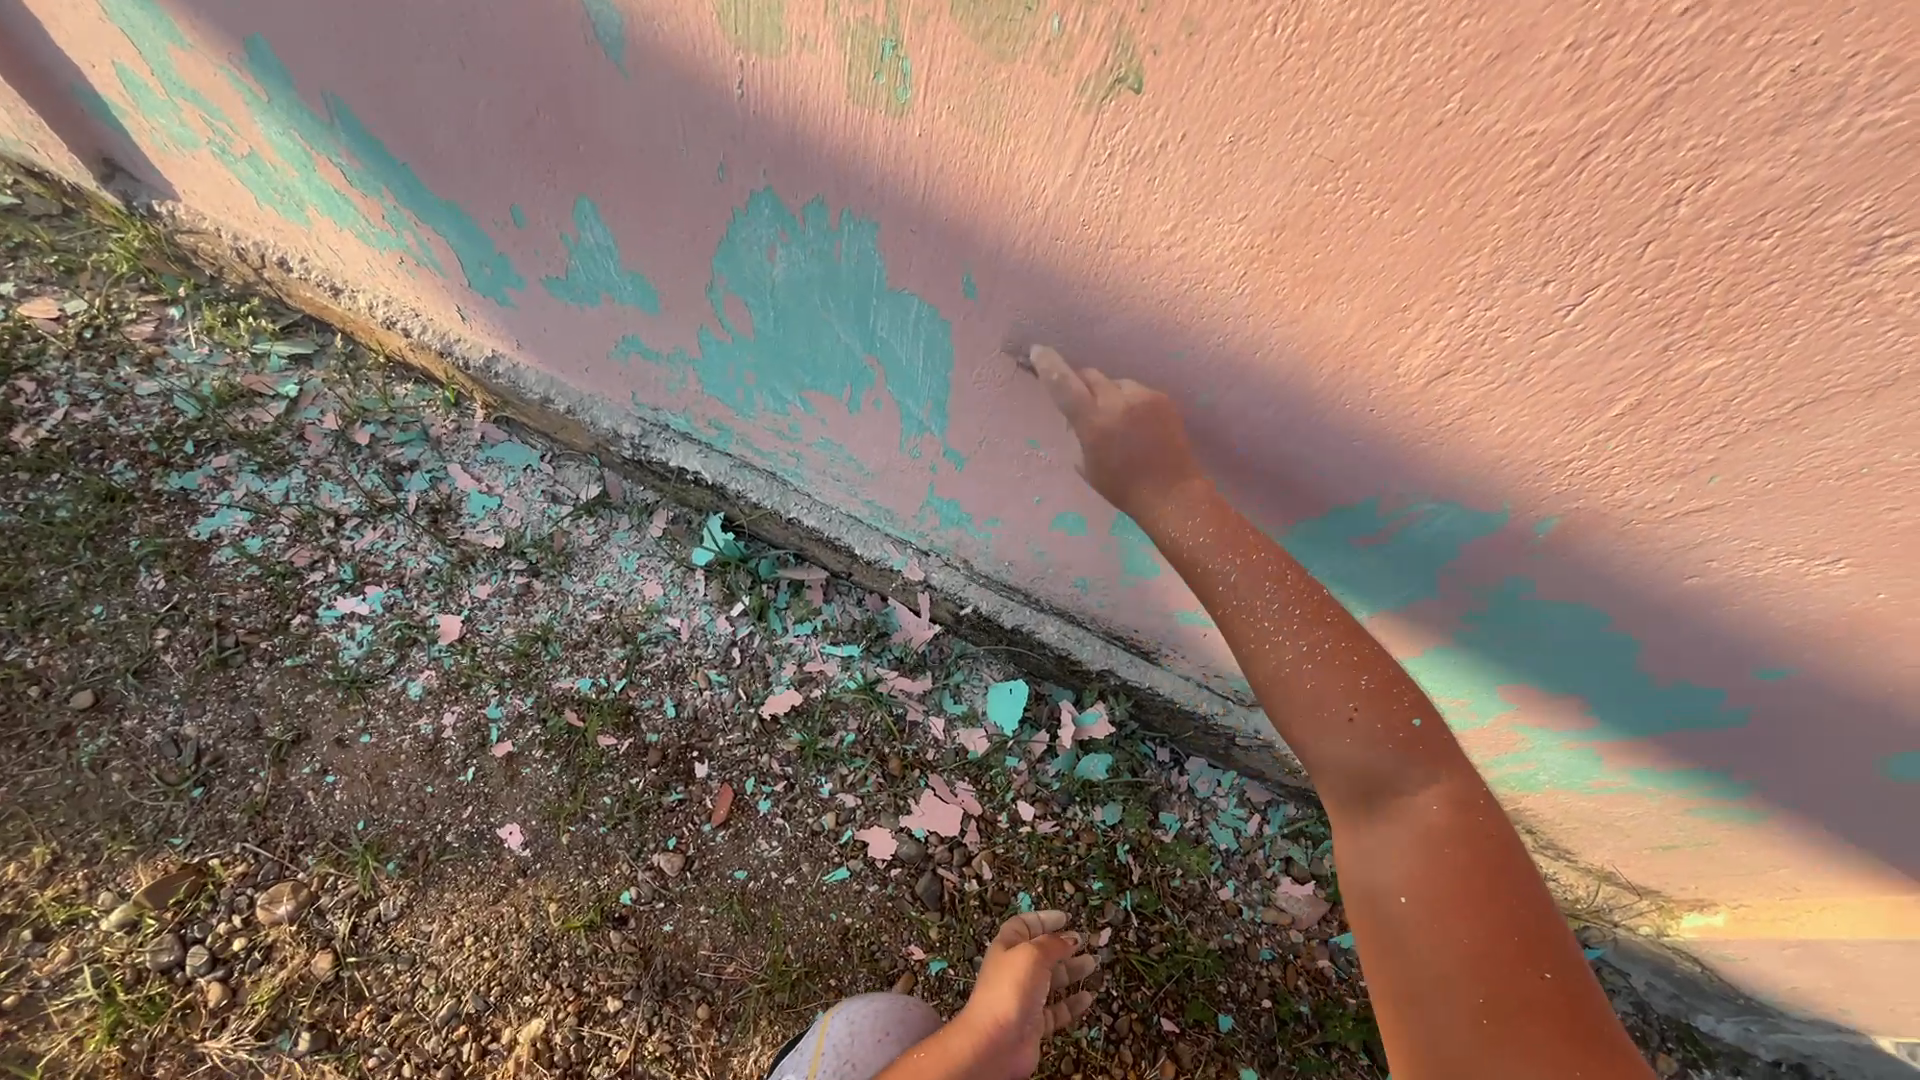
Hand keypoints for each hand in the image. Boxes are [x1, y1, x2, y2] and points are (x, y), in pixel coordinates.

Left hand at [949, 911, 1098, 1079]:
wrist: (996, 1041)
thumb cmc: (1011, 988)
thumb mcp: (1032, 954)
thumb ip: (1053, 944)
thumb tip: (1071, 938)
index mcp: (1008, 947)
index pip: (1025, 925)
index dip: (1044, 919)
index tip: (1066, 918)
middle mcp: (1015, 970)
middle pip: (1042, 953)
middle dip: (1063, 946)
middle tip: (1086, 943)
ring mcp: (1025, 998)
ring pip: (1052, 981)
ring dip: (1072, 971)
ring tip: (1093, 964)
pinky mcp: (1035, 1023)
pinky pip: (1057, 1010)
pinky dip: (1072, 1003)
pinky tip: (1087, 998)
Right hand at [1026, 345, 1206, 522]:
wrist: (1171, 492)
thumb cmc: (1122, 487)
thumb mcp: (1085, 464)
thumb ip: (1077, 433)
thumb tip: (1076, 417)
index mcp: (1094, 422)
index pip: (1063, 384)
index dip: (1048, 365)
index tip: (1038, 351)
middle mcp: (1118, 402)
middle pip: (1089, 376)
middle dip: (1080, 384)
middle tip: (1080, 401)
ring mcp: (1143, 396)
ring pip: (1114, 382)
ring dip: (1107, 394)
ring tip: (1115, 420)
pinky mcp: (1162, 398)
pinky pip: (1135, 391)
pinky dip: (1129, 402)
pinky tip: (1136, 424)